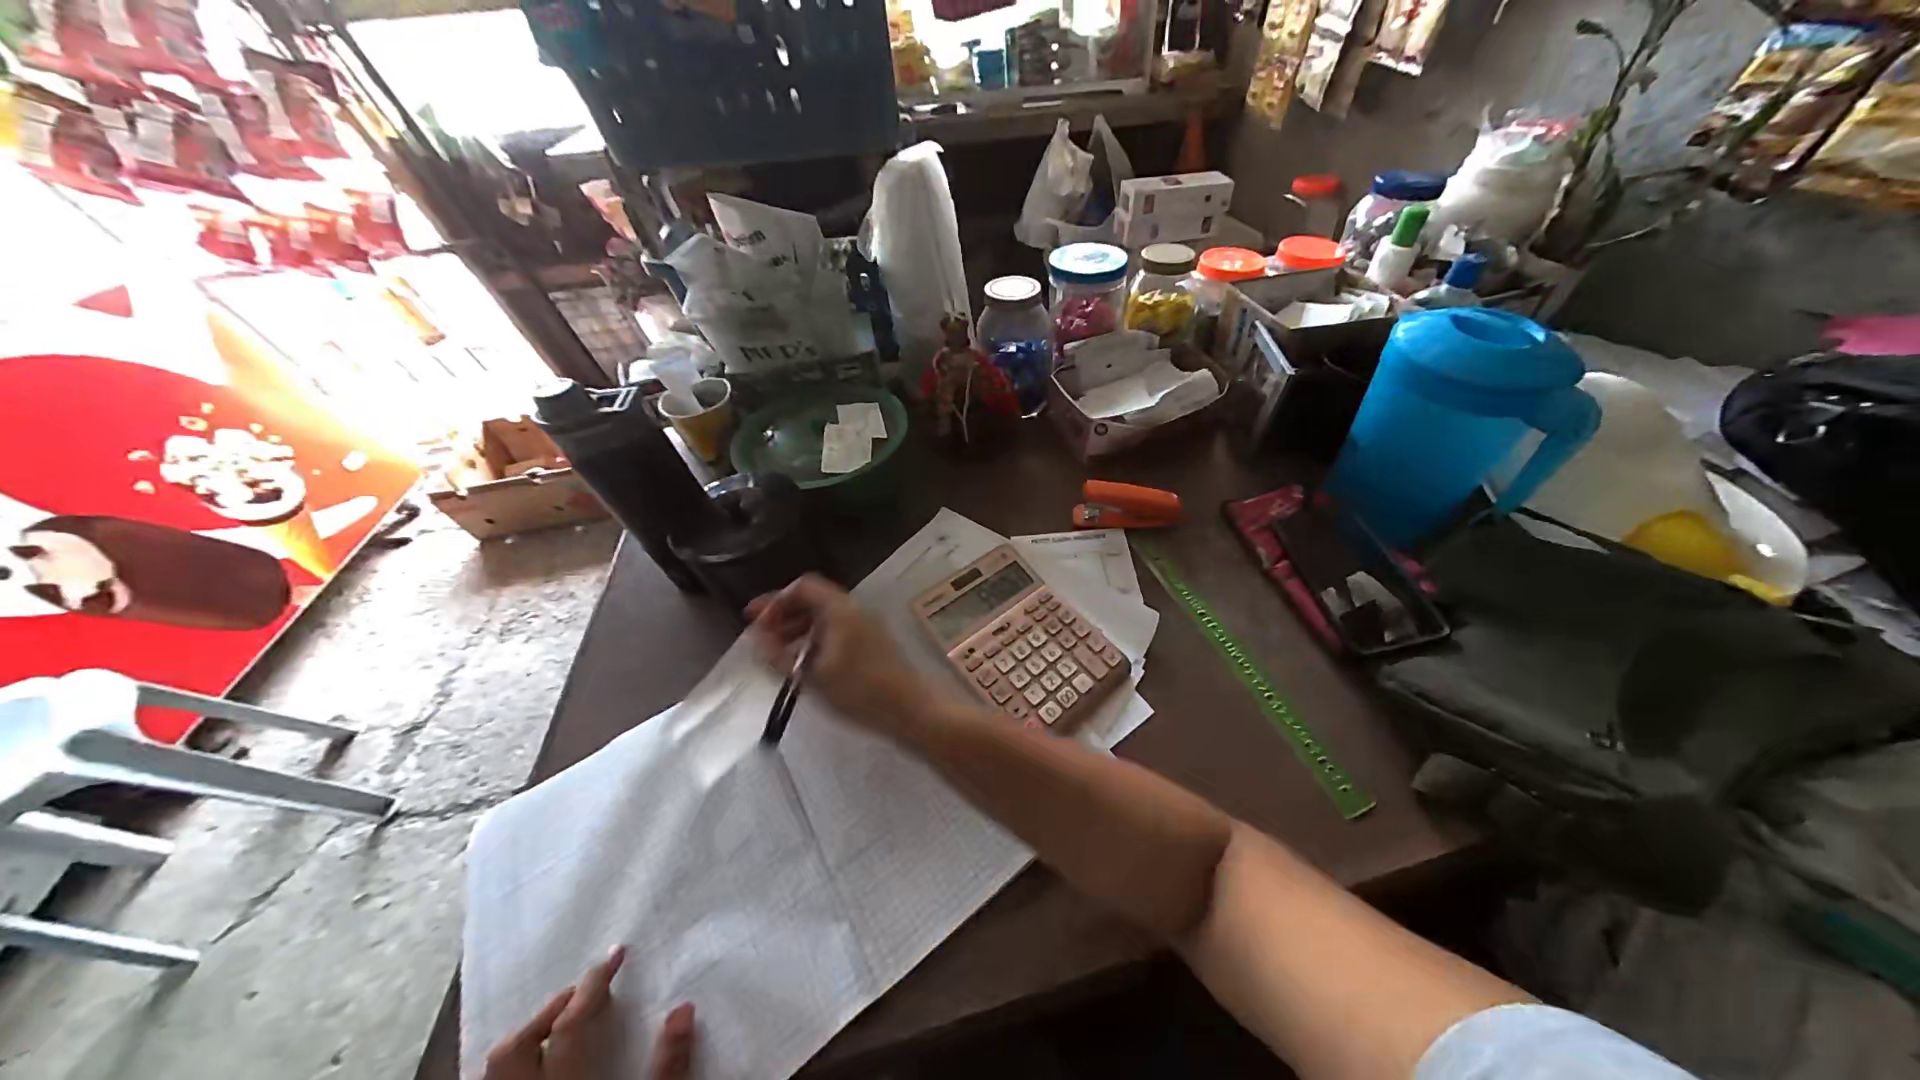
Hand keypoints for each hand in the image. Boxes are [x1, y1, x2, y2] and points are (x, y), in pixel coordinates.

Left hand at [484, 946, 694, 1079]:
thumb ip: (667, 1067)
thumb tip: (683, 1009)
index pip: (570, 1025)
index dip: (593, 985)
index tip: (616, 954)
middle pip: (513, 1049)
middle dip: (548, 1010)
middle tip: (583, 989)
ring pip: (494, 1071)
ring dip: (526, 1038)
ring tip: (559, 1021)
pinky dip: (515, 1066)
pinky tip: (539, 1061)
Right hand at [747, 574, 926, 733]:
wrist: (911, 710)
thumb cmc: (860, 691)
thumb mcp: (812, 676)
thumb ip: (779, 655)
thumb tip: (756, 637)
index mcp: (840, 609)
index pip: (802, 587)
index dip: (775, 600)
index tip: (754, 620)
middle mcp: (854, 610)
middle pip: (813, 600)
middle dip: (783, 615)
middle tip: (761, 637)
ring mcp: (866, 626)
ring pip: (825, 617)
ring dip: (798, 629)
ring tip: (778, 653)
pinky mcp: (873, 643)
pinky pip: (838, 630)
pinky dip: (816, 639)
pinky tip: (805, 663)